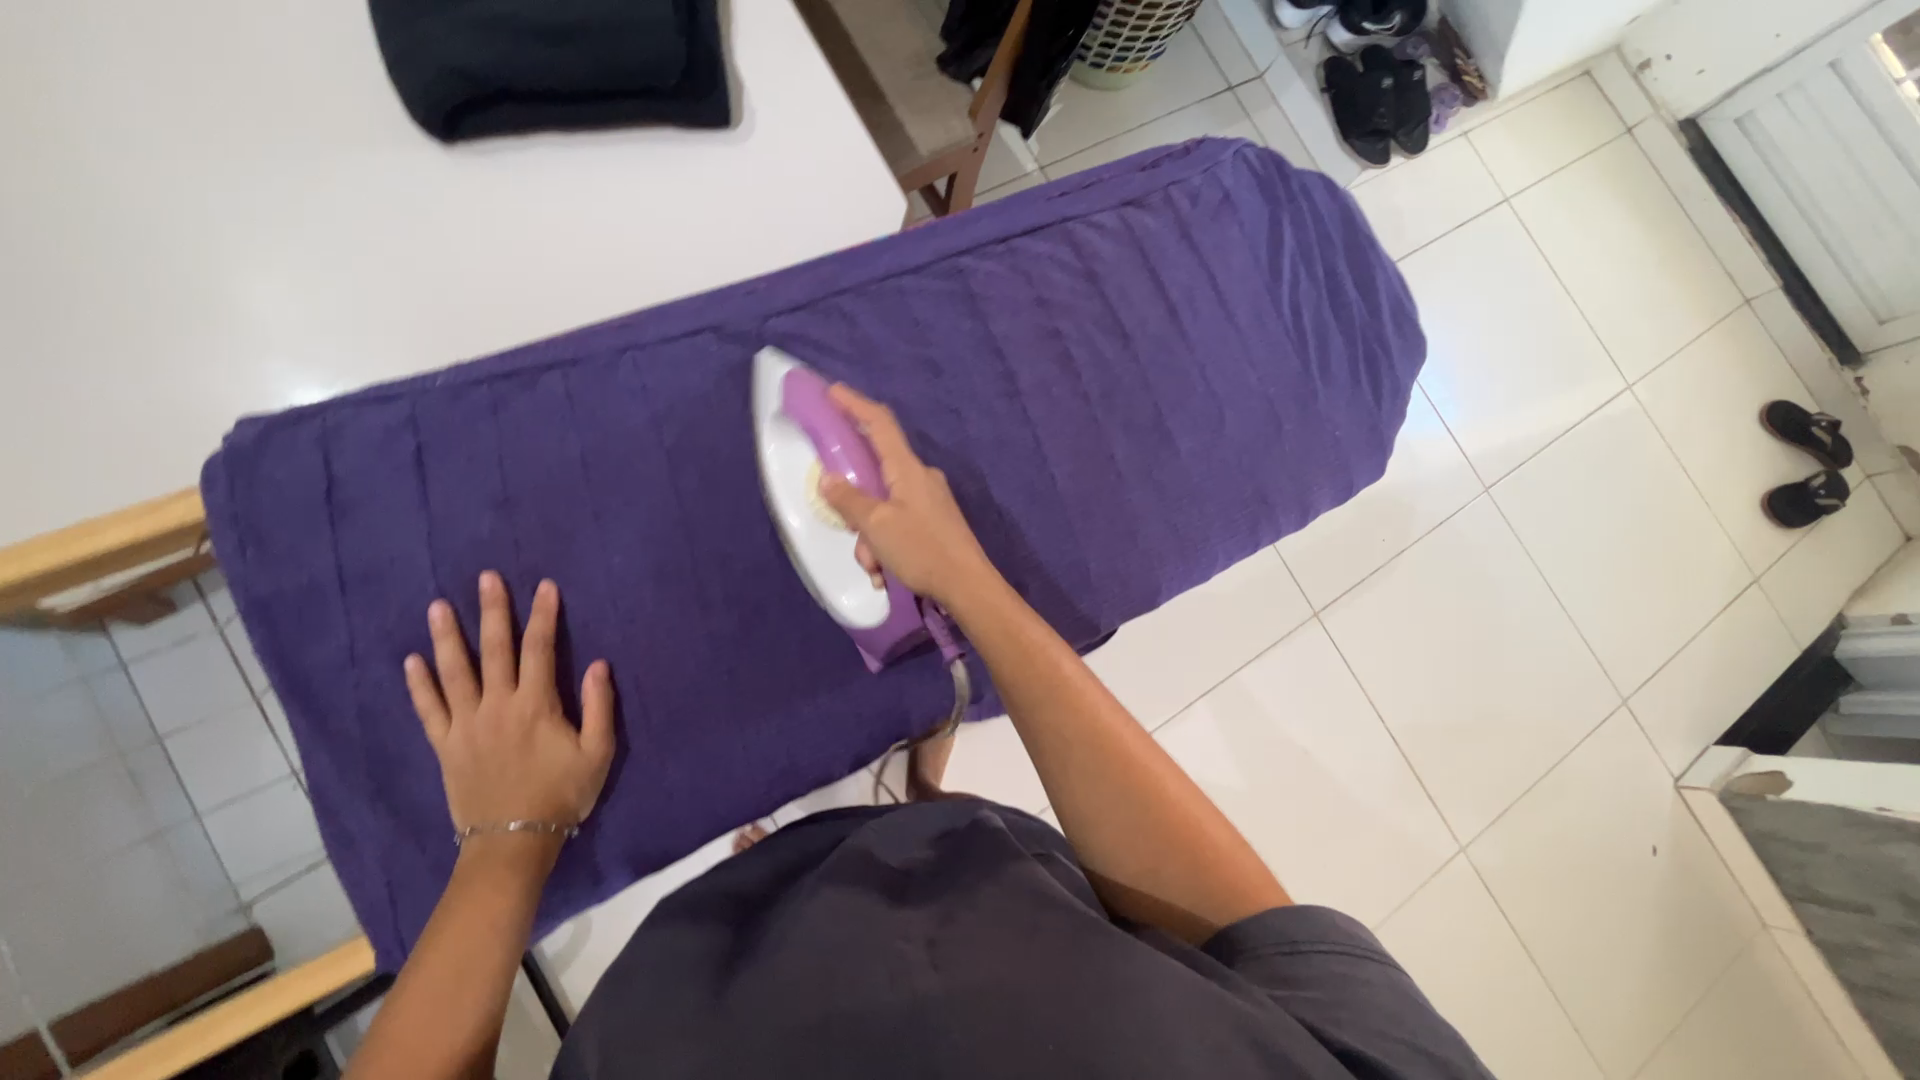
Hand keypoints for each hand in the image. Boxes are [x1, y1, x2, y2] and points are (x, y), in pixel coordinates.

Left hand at [404, 572, 615, 852]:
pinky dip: (419, 685)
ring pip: (454, 672)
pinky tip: (412, 661)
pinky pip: (428, 710)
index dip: (544, 615)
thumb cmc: (562, 795)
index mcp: (536, 705)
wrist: (513, 841)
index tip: (545, 586)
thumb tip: (599, 664)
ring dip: (447, 637)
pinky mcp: (446, 745)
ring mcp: (466, 725)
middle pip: (494, 650)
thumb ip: (599, 707)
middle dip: (493, 611)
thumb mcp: (597, 753)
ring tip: (439, 607)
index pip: (540, 649)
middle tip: (486, 578)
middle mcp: (497, 706)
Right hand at [819, 384, 1001, 607]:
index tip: (831, 391)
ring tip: (876, 569)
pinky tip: (887, 576)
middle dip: (855, 510)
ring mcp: (929, 502)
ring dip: (870, 541)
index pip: (879, 423)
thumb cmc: (922, 550)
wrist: (968, 588)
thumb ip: (849, 500)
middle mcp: (920, 478)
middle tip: (852, 534)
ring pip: (881, 510)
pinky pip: (896, 528)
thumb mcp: (876, 525)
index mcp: (908, 468)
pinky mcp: (933, 525)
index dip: (854, 404)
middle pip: (874, 476)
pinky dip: (885, 550)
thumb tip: (828, 479)